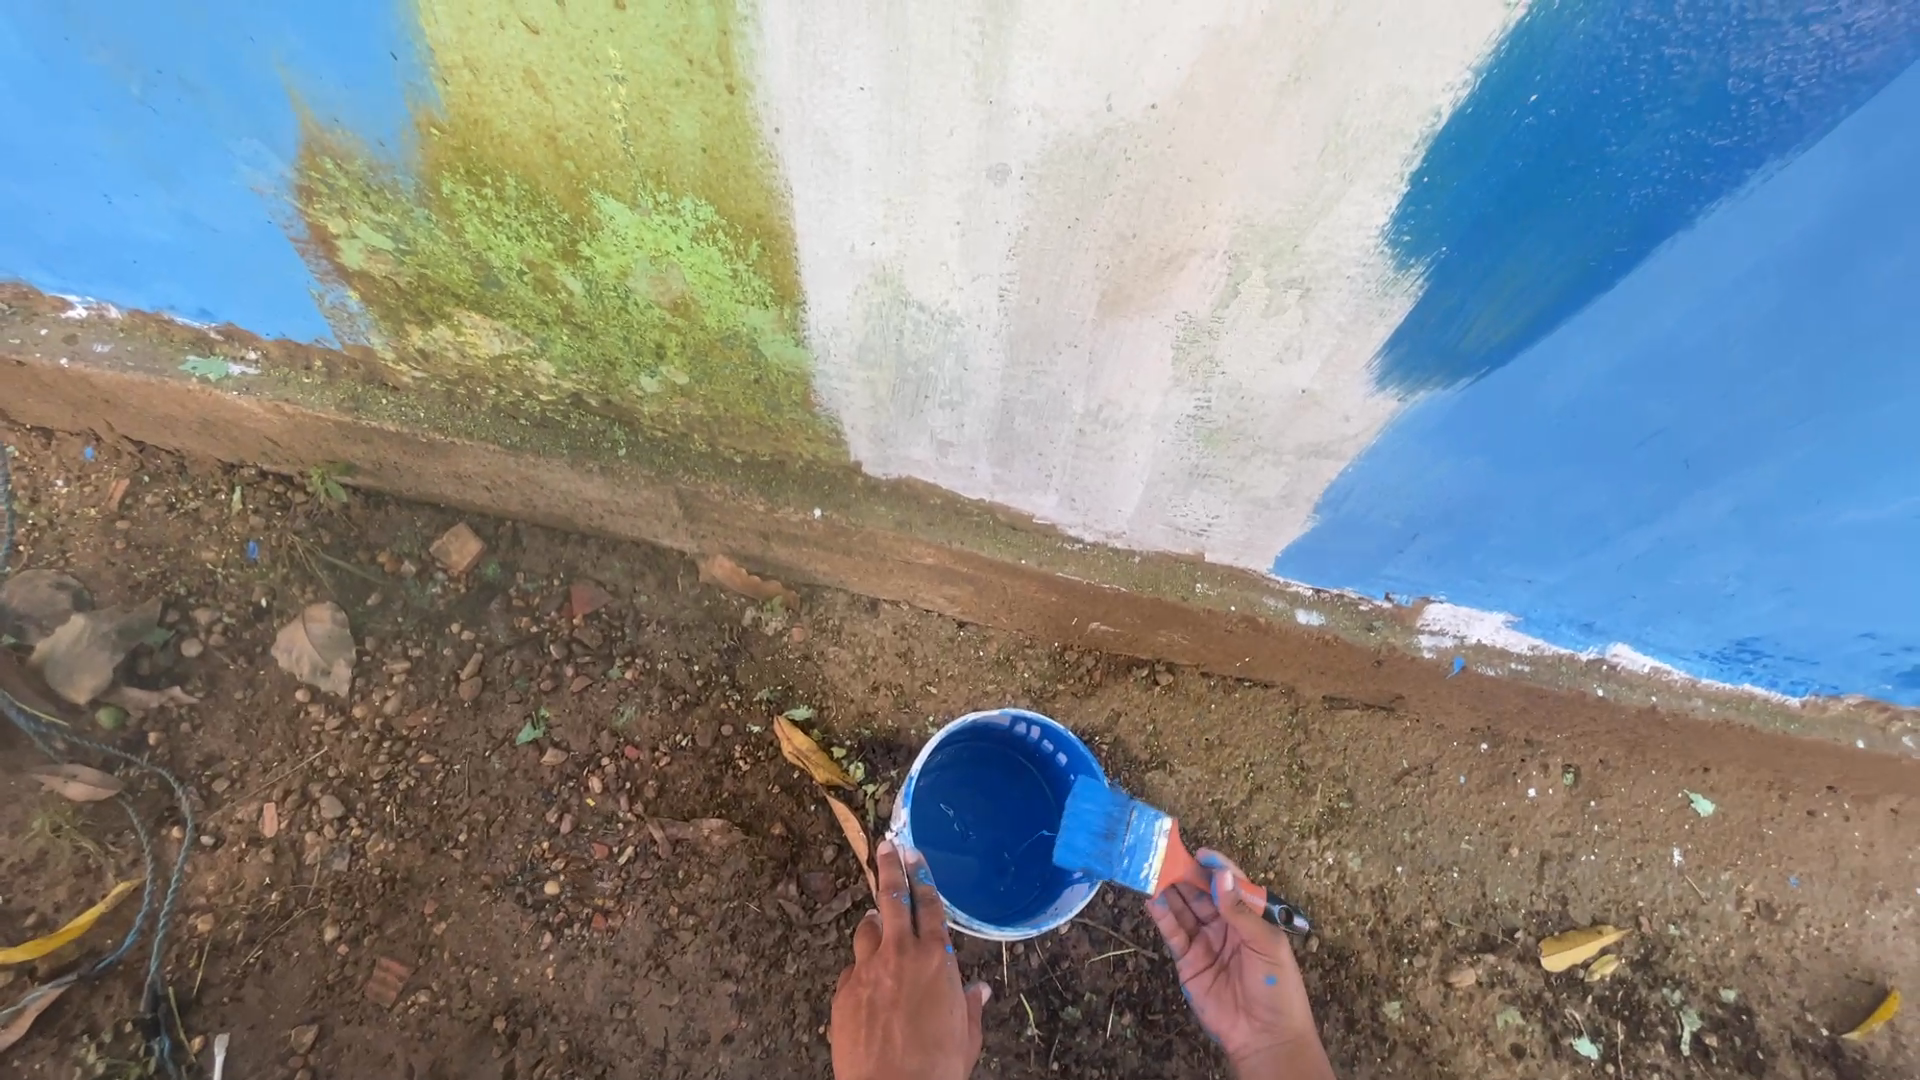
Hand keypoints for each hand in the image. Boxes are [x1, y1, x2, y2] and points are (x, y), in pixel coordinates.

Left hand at [831, 838, 991, 1079]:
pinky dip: (860, 972)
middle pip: (893, 897)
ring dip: (873, 924)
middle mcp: (900, 954)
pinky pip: (851, 971)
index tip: (915, 855)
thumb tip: (981, 989)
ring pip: (866, 929)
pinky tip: (865, 985)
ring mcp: (867, 971)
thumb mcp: (966, 1036)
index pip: (929, 905)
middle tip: (887, 846)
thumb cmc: (939, 1068)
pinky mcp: (843, 992)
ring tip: (876, 923)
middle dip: (890, 867)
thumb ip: (971, 1006)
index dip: (922, 877)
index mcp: (935, 958)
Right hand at [1146, 849, 1332, 1079]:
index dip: (1215, 868)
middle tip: (1167, 856)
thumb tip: (1220, 876)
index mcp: (1249, 917)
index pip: (1229, 884)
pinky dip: (1162, 915)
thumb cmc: (1276, 988)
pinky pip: (1173, 932)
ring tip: (1153, 871)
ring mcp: (1204, 941)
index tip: (1199, 853)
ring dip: (1170, 889)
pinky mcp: (1188, 960)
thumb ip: (1240, 911)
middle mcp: (1224, 924)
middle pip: (1201, 892)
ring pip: (1184, 908)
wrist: (1266, 1039)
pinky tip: (1152, 899)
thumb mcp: (1266, 945)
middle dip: (1186, 874)